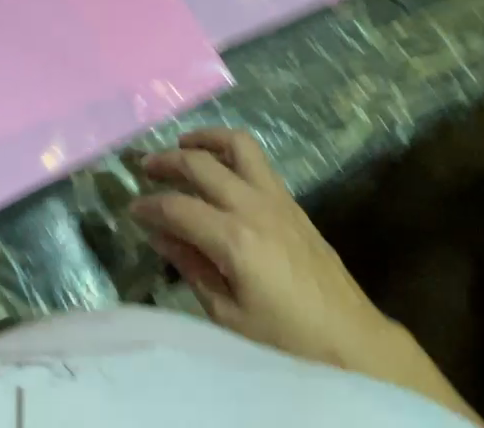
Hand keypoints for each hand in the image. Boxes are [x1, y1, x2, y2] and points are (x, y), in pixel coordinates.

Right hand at [133, 128, 392, 368]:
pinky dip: (229, 154)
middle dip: (167, 161)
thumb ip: (191, 266)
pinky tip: (217, 170)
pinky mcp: (293, 203)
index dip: (149, 206)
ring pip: (237, 145)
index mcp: (234, 239)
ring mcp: (277, 199)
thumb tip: (159, 235)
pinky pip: (257, 161)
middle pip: (201, 164)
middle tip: (145, 168)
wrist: (352, 342)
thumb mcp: (228, 315)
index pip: (177, 207)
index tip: (131, 210)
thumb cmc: (285, 340)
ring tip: (182, 145)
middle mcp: (254, 207)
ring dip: (205, 140)